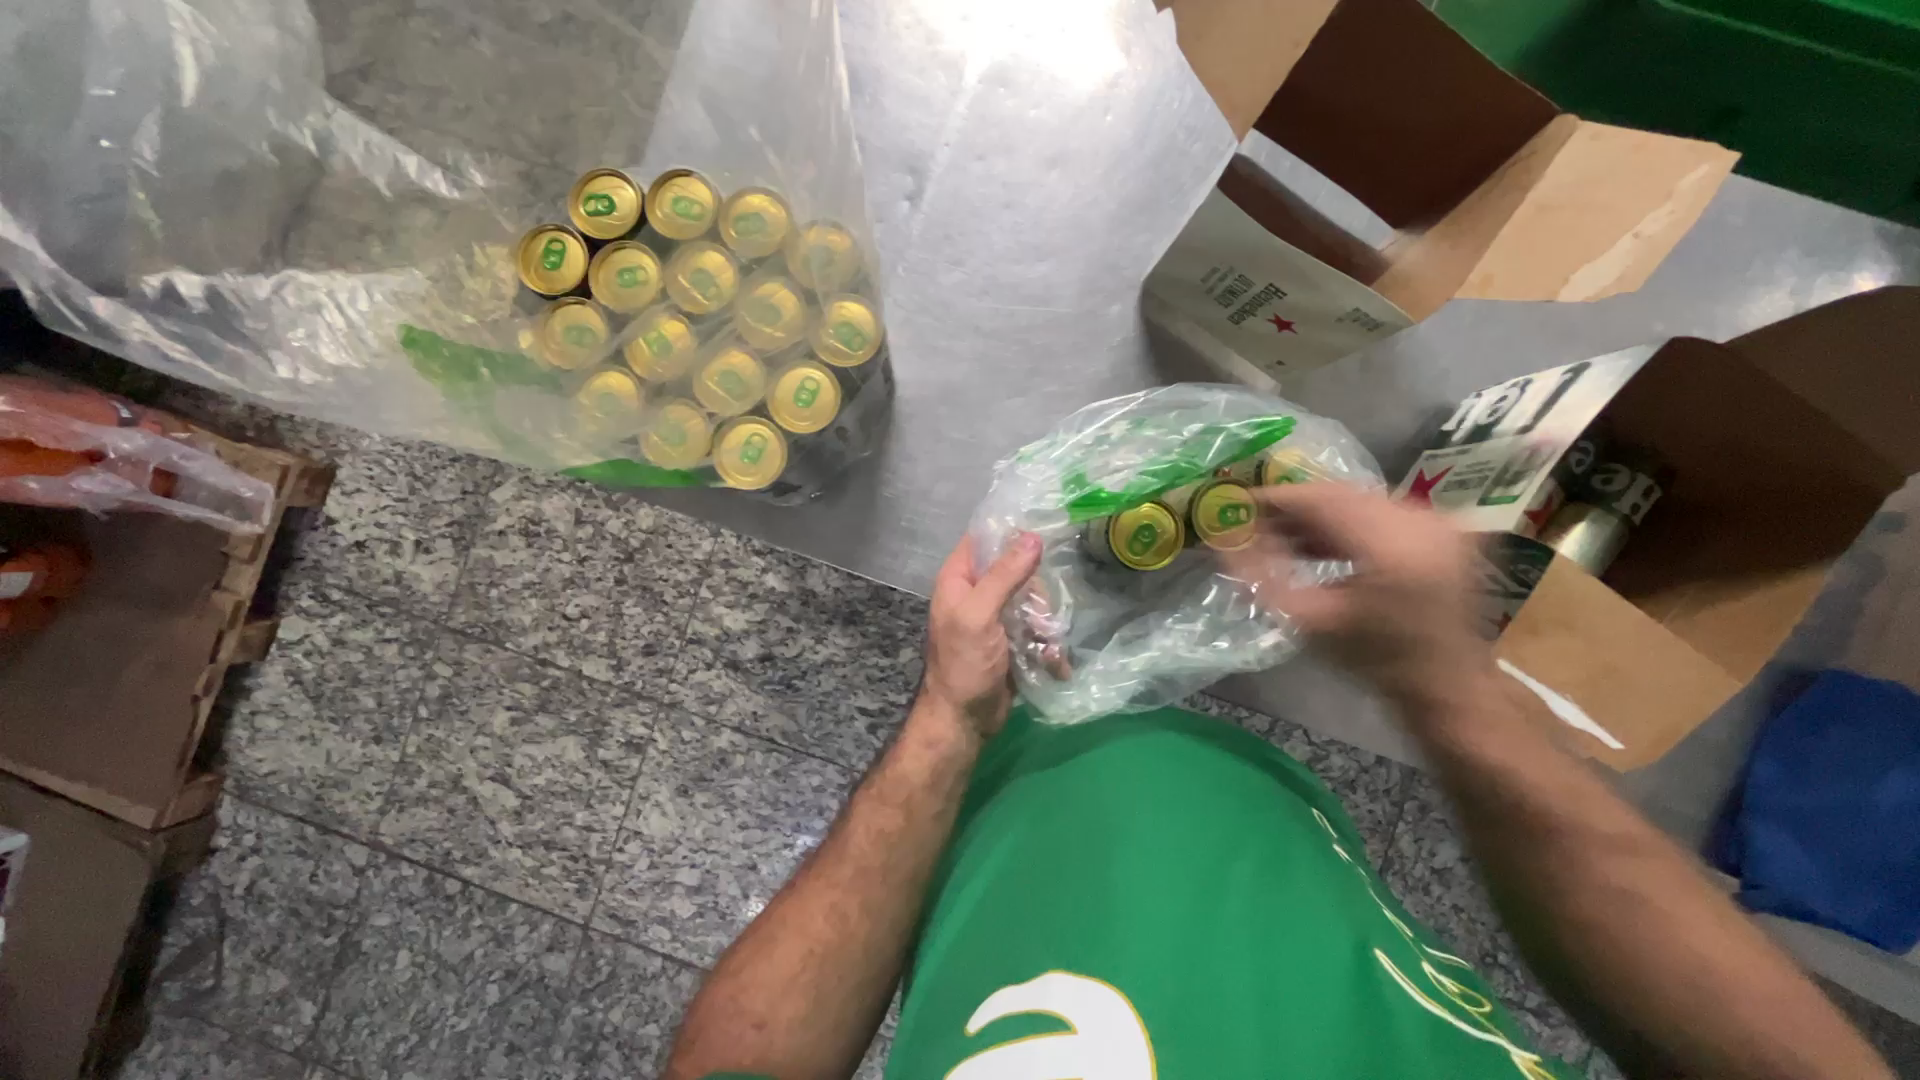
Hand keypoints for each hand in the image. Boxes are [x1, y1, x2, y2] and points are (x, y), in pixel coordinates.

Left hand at [920, 532, 1043, 738]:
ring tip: (1048, 646)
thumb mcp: (979, 615)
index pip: (984, 538)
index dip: (1011, 532)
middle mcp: (976, 593)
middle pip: (1018, 571)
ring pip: (1033, 601)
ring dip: (1046, 624)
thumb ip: (1004, 575)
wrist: (964, 720)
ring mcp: (995, 618)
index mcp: (959, 578)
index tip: (1045, 531)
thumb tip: (1032, 537)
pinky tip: (1054, 663)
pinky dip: (1048, 646)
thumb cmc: (963, 664)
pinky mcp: (1012, 642)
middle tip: (1040, 614)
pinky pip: (1038, 630)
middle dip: (1036, 593)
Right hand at [1219, 483, 1492, 710]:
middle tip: (1257, 523)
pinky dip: (1347, 522)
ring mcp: (1436, 522)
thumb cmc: (1373, 661)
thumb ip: (1262, 577)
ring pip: (1359, 499)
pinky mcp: (1442, 528)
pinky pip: (1381, 510)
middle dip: (1294, 508)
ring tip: (1283, 539)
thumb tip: (1224, 540)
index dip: (1276, 498)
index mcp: (1389, 546)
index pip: (1320, 499)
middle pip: (1339, 494)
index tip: (1241, 505)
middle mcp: (1418, 521)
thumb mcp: (1308, 623)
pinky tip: (1319, 545)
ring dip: (1318, 515)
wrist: (1445, 684)